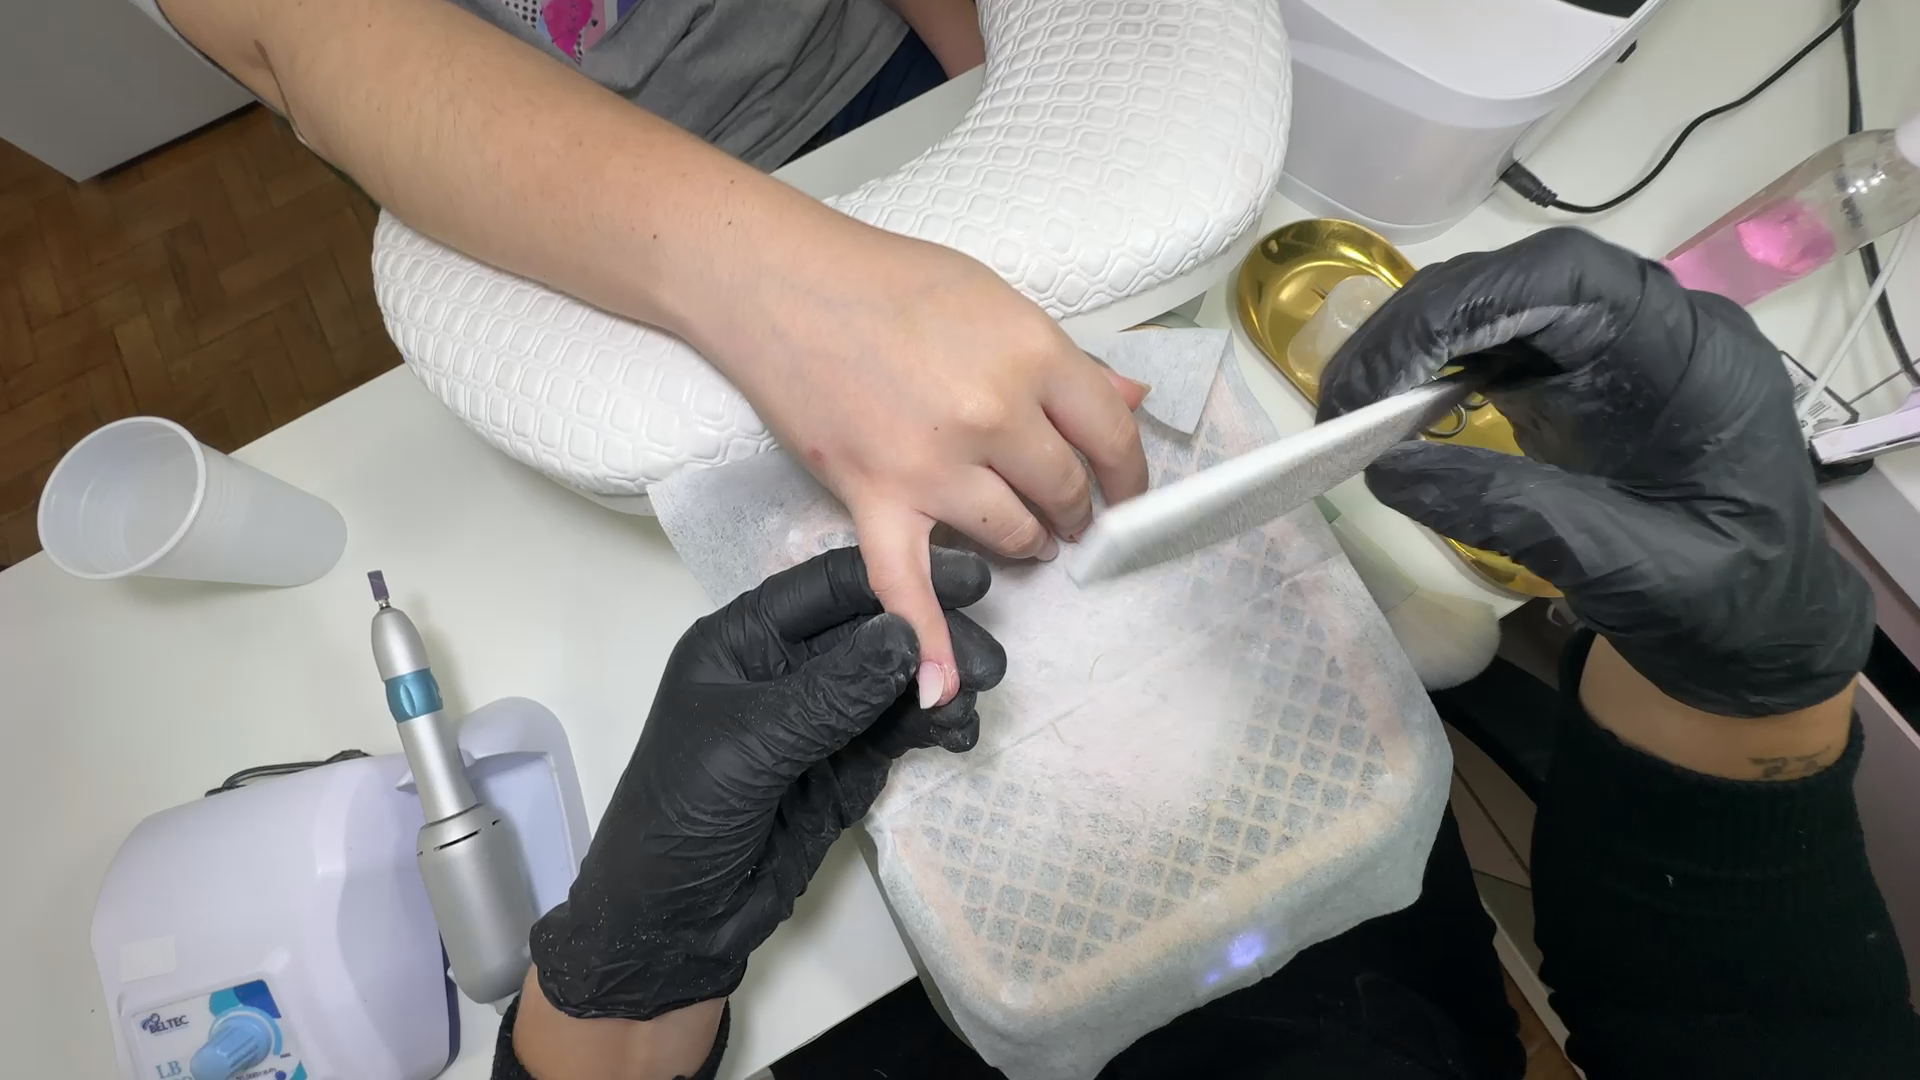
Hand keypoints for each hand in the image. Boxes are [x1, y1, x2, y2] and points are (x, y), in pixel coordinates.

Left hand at [528, 546, 1005, 1021]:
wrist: (678, 924)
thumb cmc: (687, 815)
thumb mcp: (753, 744)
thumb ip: (833, 691)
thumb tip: (909, 633)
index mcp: (750, 636)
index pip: (832, 587)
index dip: (899, 580)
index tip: (970, 583)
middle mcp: (791, 662)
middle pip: (875, 631)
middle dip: (932, 643)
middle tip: (989, 663)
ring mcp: (825, 711)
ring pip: (896, 679)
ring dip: (939, 688)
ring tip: (972, 706)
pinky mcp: (849, 755)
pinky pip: (900, 726)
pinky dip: (934, 725)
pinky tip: (958, 735)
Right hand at [693, 221, 1146, 709]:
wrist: (778, 283)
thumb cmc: (887, 279)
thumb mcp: (996, 299)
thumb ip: (1071, 360)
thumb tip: (1133, 402)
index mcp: (1031, 354)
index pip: (1111, 435)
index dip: (1129, 473)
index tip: (1124, 492)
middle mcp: (991, 415)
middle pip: (1064, 491)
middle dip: (1075, 509)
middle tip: (1067, 512)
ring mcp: (931, 465)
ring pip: (1011, 535)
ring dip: (1028, 544)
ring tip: (1025, 540)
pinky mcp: (874, 498)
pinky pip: (905, 581)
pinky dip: (922, 636)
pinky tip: (938, 686)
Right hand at [1316, 228, 1871, 716]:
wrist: (1743, 615)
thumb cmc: (1714, 594)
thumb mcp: (1622, 564)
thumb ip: (1509, 511)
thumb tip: (1382, 469)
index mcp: (1681, 356)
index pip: (1559, 278)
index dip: (1454, 311)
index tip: (1379, 385)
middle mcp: (1637, 330)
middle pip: (1503, 282)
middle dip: (1407, 333)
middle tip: (1339, 406)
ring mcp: (1591, 349)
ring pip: (1478, 306)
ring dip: (1400, 349)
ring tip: (1348, 412)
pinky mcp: (1555, 376)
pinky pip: (1473, 346)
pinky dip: (1414, 372)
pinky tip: (1385, 414)